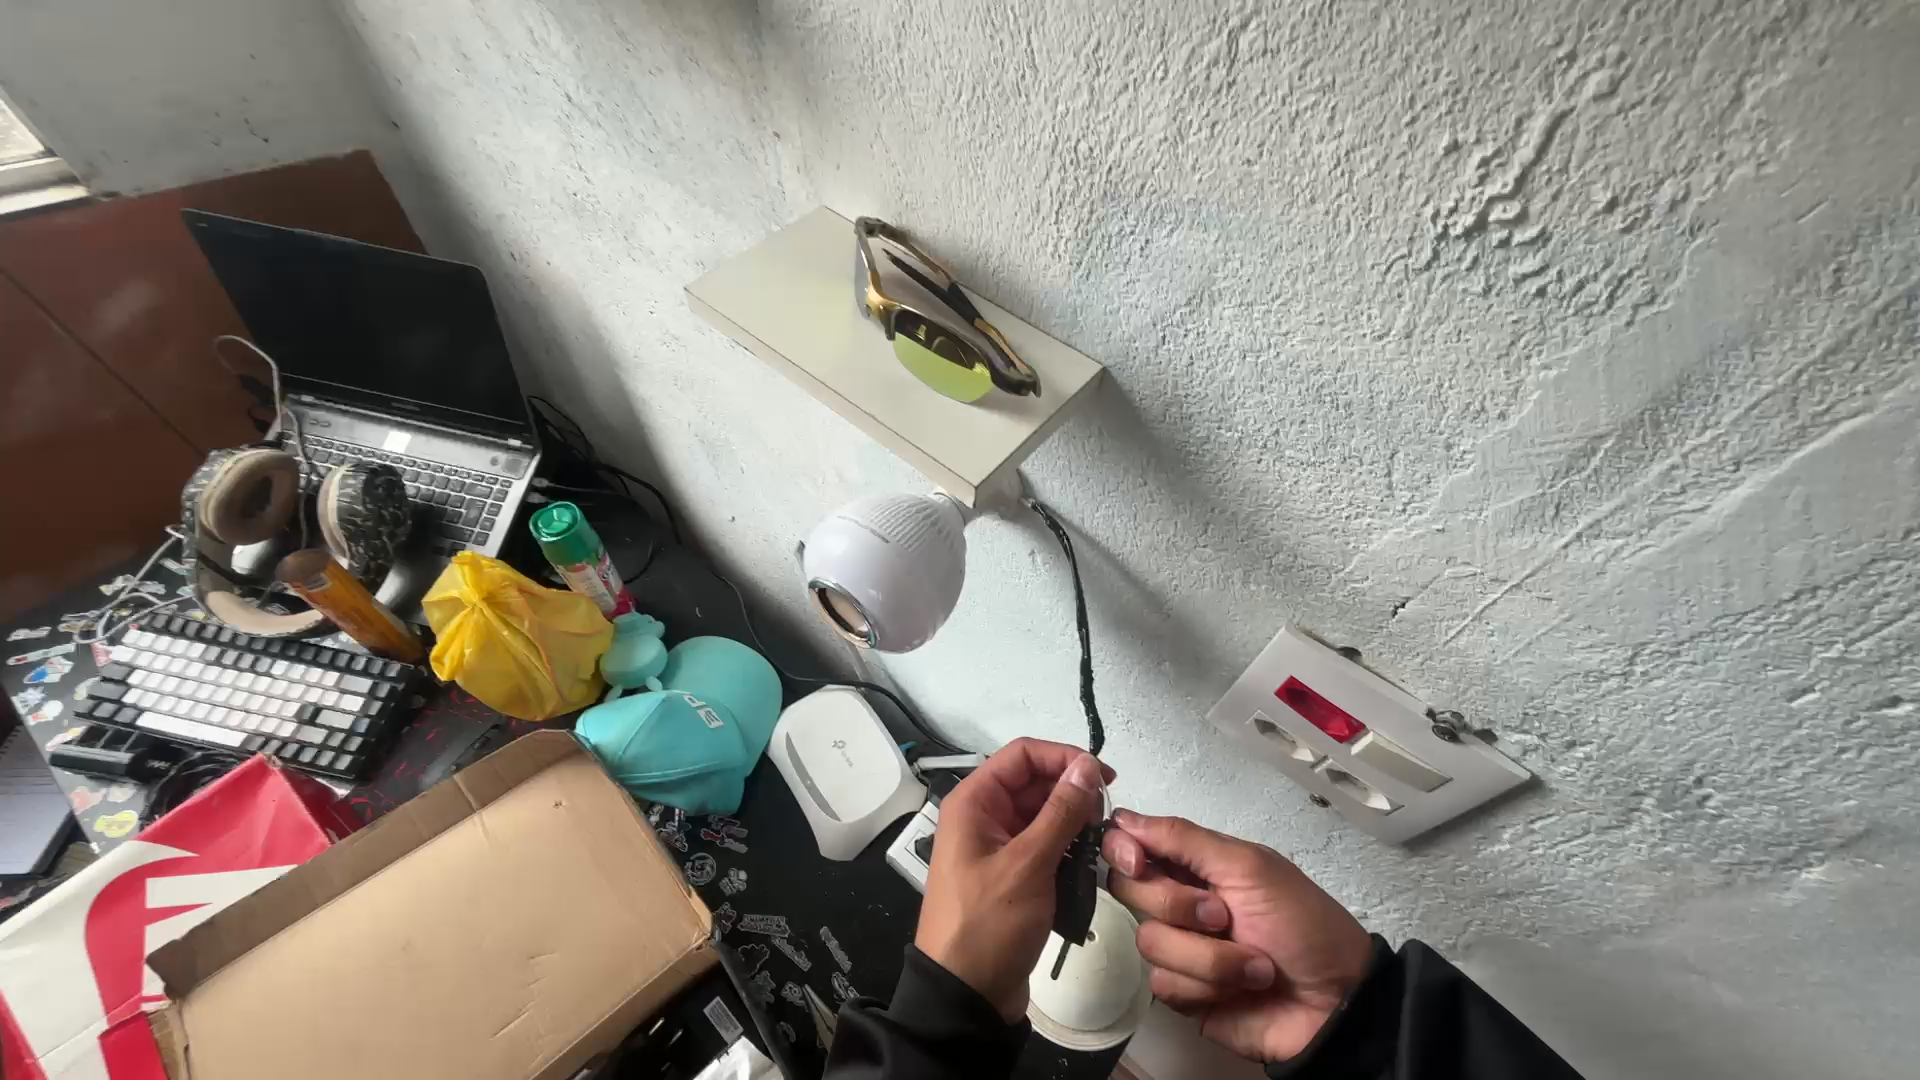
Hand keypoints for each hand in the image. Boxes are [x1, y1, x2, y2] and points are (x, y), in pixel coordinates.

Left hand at [916, 738, 1113, 1020]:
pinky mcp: (1013, 874)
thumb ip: (1061, 812)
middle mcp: (984, 816)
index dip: (1063, 757)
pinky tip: (1087, 867)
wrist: (967, 997)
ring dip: (1073, 825)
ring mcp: (998, 846)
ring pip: (1044, 816)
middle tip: (1106, 820)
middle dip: (1072, 795)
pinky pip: (1044, 846)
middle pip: (1035, 784)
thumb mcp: (1028, 864)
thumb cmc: (988, 924)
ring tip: (1099, 846)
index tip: (1104, 777)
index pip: (1023, 754)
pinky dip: (1066, 851)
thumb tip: (1086, 766)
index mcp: (975, 802)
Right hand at [1102, 810, 1372, 1062]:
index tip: (1138, 862)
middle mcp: (1175, 899)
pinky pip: (1163, 984)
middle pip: (1128, 890)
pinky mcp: (1184, 993)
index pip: (1128, 843)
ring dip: (1206, 956)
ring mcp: (1179, 947)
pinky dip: (1206, 986)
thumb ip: (1183, 838)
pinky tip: (1240, 989)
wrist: (1337, 1004)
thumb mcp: (1248, 866)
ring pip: (1148, 942)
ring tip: (1252, 963)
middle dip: (1176, 906)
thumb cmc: (1300, 922)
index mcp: (1190, 862)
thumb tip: (1120, 817)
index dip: (1122, 849)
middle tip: (1222, 916)